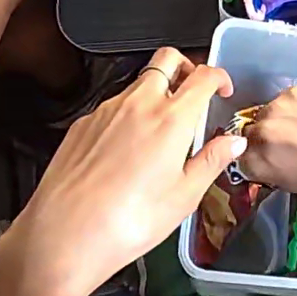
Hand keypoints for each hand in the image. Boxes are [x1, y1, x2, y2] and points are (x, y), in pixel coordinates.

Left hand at [0, 48, 244, 295]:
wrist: (63, 236)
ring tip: (162, 131)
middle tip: (194, 92)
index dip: (219, 76)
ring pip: (138, 83)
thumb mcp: (184, 197)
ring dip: (157, 92)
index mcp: (171, 119)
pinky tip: (128, 149)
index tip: (223, 90)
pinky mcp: (83, 123)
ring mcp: (106, 111)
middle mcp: (138, 104)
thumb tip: (233, 142)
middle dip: (186, 67)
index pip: (203, 75)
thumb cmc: (127, 222)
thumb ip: (212, 161)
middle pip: (166, 59)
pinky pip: (113, 106)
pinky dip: (129, 114)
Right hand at [236, 85, 296, 199]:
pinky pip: (281, 101)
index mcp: (256, 161)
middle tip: (283, 145)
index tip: (265, 159)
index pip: (237, 157)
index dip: (252, 159)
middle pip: (248, 133)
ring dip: (274, 121)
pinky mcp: (292, 92)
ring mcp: (275, 109)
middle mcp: (259, 132)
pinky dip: (291, 109)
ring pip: (264, 113)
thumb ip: (265, 168)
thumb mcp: (288, 183)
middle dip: (261, 139)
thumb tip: (258, 159)